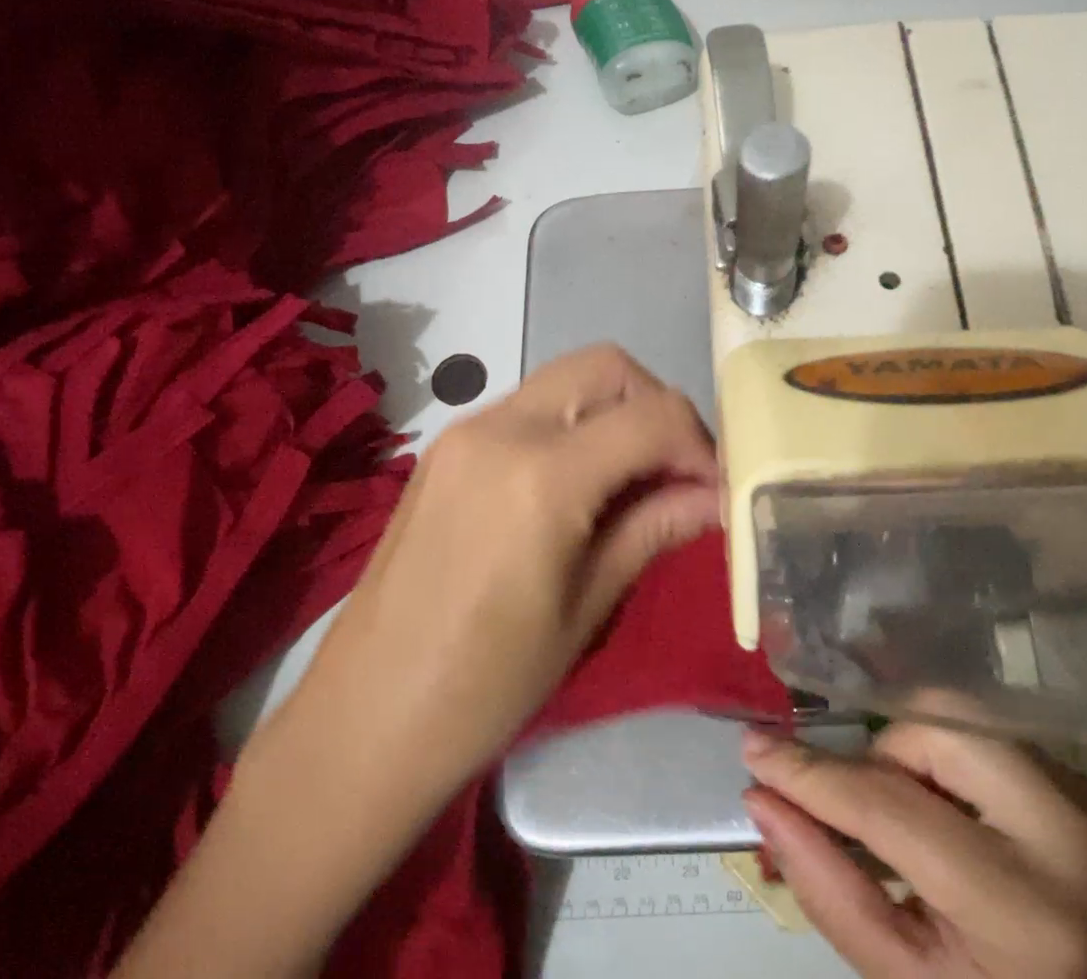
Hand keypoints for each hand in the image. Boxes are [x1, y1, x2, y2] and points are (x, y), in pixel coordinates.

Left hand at [115, 346, 719, 978]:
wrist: (369, 718)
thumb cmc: (488, 683)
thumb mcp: (588, 606)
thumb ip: (653, 529)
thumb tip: (715, 497)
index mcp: (542, 474)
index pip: (652, 415)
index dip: (700, 445)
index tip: (717, 491)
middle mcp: (498, 429)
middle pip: (606, 368)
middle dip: (658, 407)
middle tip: (680, 472)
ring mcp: (461, 435)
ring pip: (563, 383)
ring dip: (613, 414)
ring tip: (638, 482)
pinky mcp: (441, 454)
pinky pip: (526, 412)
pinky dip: (571, 429)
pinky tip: (582, 489)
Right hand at [741, 724, 1086, 978]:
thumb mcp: (899, 973)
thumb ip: (826, 886)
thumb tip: (764, 799)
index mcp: (1021, 908)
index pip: (892, 809)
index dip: (812, 776)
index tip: (755, 750)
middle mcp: (1071, 837)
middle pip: (942, 727)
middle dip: (881, 754)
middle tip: (861, 806)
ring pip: (970, 719)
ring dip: (919, 755)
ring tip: (914, 817)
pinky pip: (999, 737)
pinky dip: (957, 761)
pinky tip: (957, 817)